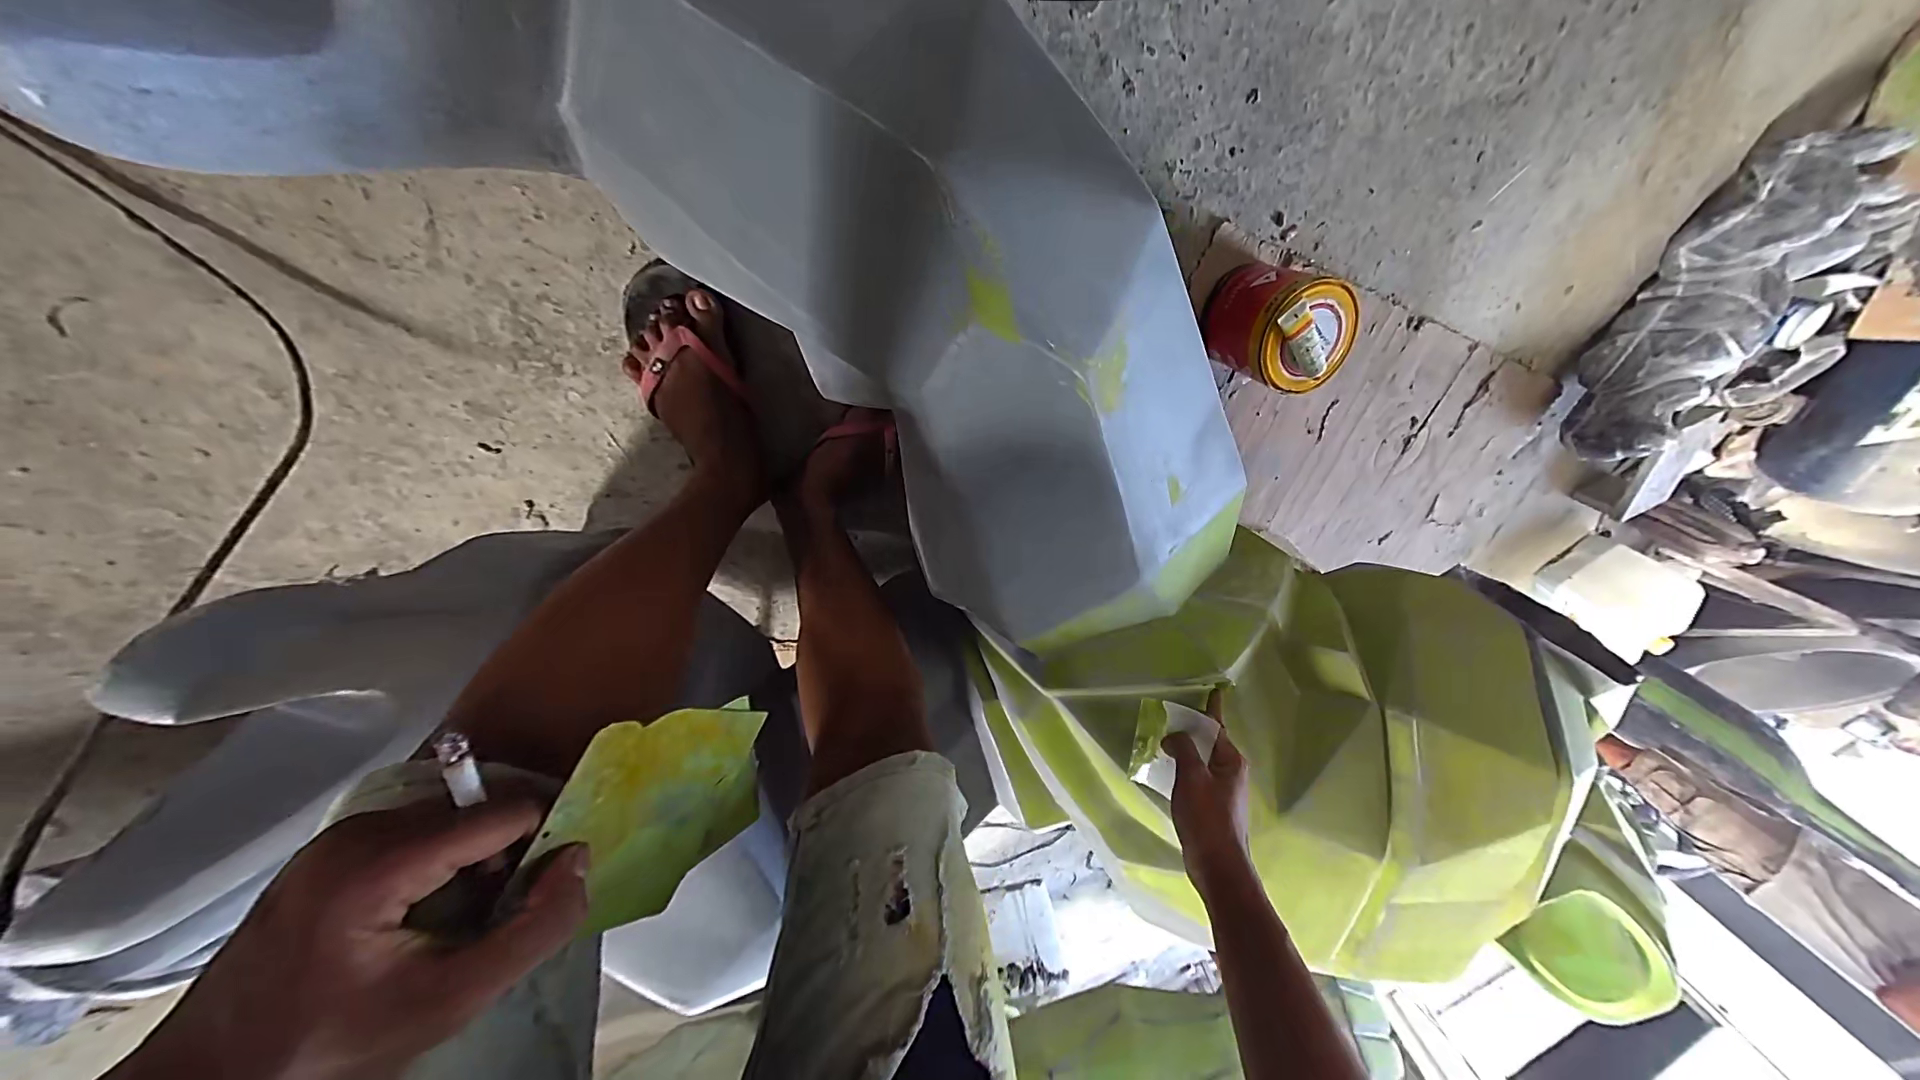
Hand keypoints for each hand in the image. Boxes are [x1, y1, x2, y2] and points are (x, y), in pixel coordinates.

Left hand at [112, 800, 588, 1079]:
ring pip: (455, 814)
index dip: (541, 841)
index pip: (507, 809)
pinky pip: (421, 827)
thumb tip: (580, 858)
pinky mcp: (330, 847)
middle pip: (481, 807)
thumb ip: (537, 927)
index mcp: (380, 861)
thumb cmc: (332, 1046)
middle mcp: (359, 829)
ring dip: (479, 854)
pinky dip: (445, 856)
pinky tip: (427, 909)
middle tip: (497, 910)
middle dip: (509, 850)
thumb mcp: (453, 1001)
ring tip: (462, 915)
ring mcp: (339, 835)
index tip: (538, 888)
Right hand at [1164, 688, 1253, 899]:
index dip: (1212, 707)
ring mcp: (1223, 789)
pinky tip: (1167, 770)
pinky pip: (1196, 776)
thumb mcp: (1192, 777)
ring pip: (1201, 759)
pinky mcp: (1212, 805)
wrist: (1218, 865)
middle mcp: (1231, 771)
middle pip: (1209, 741)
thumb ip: (1183, 750)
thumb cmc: (1207, 818)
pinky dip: (1183, 767)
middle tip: (1171, 714)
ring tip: (1164, 739)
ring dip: (1185, 749)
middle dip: (1192, 728)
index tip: (1213, 688)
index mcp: (1231, 760)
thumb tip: (1174, 736)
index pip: (1218, 725)